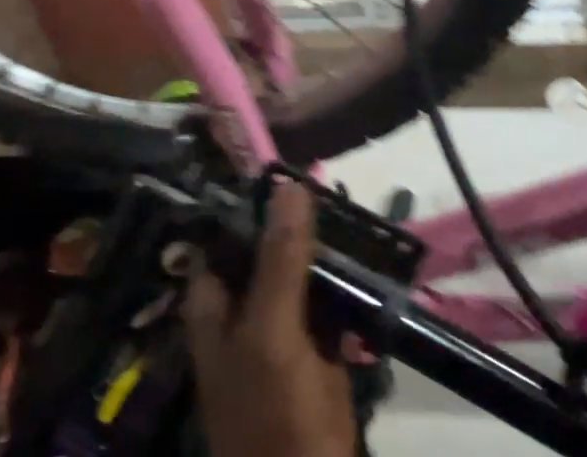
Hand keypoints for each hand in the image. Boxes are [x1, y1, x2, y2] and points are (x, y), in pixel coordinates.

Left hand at [183, 181, 356, 456]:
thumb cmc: (270, 411)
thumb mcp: (271, 330)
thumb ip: (279, 259)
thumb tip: (290, 185)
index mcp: (215, 300)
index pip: (230, 233)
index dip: (259, 203)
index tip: (298, 175)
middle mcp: (244, 309)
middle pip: (271, 251)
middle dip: (303, 227)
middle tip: (338, 196)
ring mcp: (281, 331)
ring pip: (304, 276)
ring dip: (330, 255)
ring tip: (361, 223)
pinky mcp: (317, 353)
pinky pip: (332, 306)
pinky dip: (350, 289)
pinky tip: (371, 265)